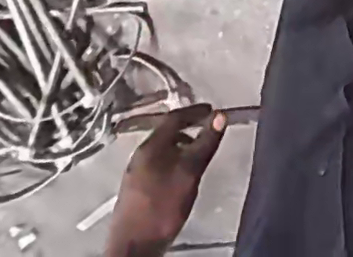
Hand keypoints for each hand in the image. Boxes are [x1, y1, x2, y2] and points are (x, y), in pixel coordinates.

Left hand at [105, 104, 225, 256]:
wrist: (132, 251)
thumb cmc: (162, 206)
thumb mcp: (190, 172)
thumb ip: (205, 143)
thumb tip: (220, 116)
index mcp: (151, 147)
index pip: (174, 118)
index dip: (194, 111)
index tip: (211, 110)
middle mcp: (139, 156)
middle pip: (166, 132)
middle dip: (188, 127)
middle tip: (207, 128)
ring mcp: (134, 174)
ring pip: (161, 150)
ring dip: (180, 145)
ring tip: (197, 151)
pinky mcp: (134, 191)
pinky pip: (157, 164)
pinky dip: (172, 160)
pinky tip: (180, 174)